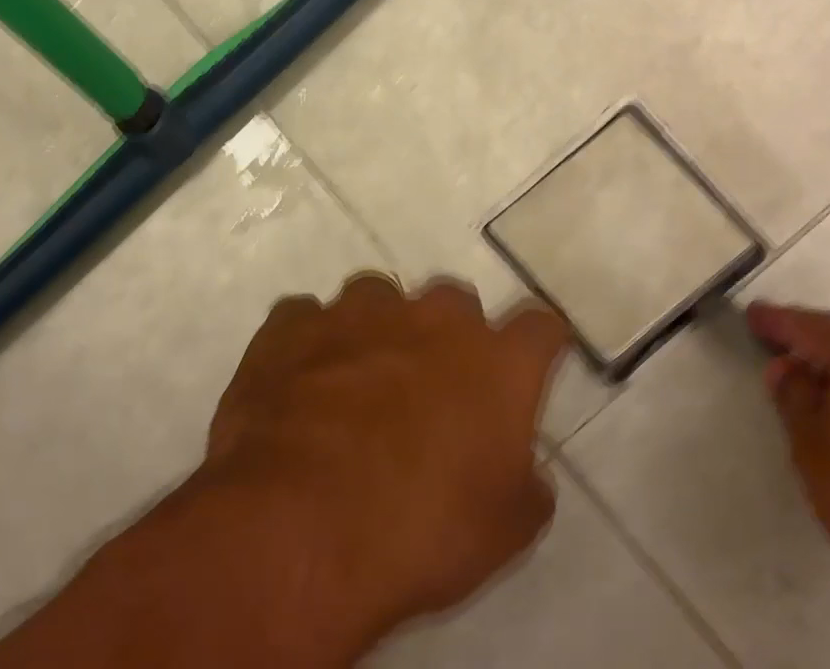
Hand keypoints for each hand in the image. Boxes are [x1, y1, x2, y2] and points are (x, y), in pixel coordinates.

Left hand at [203, 273, 569, 631]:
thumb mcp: (503, 533)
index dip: (538, 345)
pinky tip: (303, 381)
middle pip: (454, 302)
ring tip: (363, 379)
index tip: (530, 365)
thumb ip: (525, 485)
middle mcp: (428, 321)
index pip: (539, 326)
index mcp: (494, 364)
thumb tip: (524, 470)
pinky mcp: (290, 326)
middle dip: (451, 335)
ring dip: (380, 329)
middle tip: (437, 387)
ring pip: (379, 297)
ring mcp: (353, 315)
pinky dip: (314, 343)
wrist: (295, 526)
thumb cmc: (414, 533)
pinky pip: (309, 317)